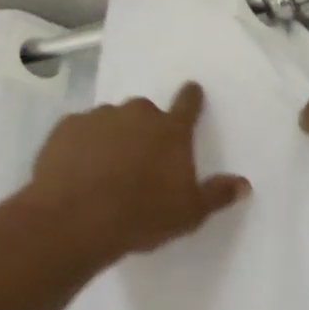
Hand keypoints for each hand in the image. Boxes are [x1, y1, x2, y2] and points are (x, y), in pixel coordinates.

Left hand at [25, 82, 250, 260]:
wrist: (74, 219)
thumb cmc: (141, 215)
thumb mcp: (189, 213)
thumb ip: (216, 194)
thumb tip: (243, 183)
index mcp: (171, 131)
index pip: (188, 104)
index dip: (191, 98)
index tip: (192, 90)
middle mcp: (136, 114)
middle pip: (145, 113)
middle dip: (145, 129)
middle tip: (140, 157)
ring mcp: (98, 117)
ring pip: (111, 121)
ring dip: (112, 136)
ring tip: (105, 168)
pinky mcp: (66, 127)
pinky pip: (80, 132)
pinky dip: (82, 145)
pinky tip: (77, 170)